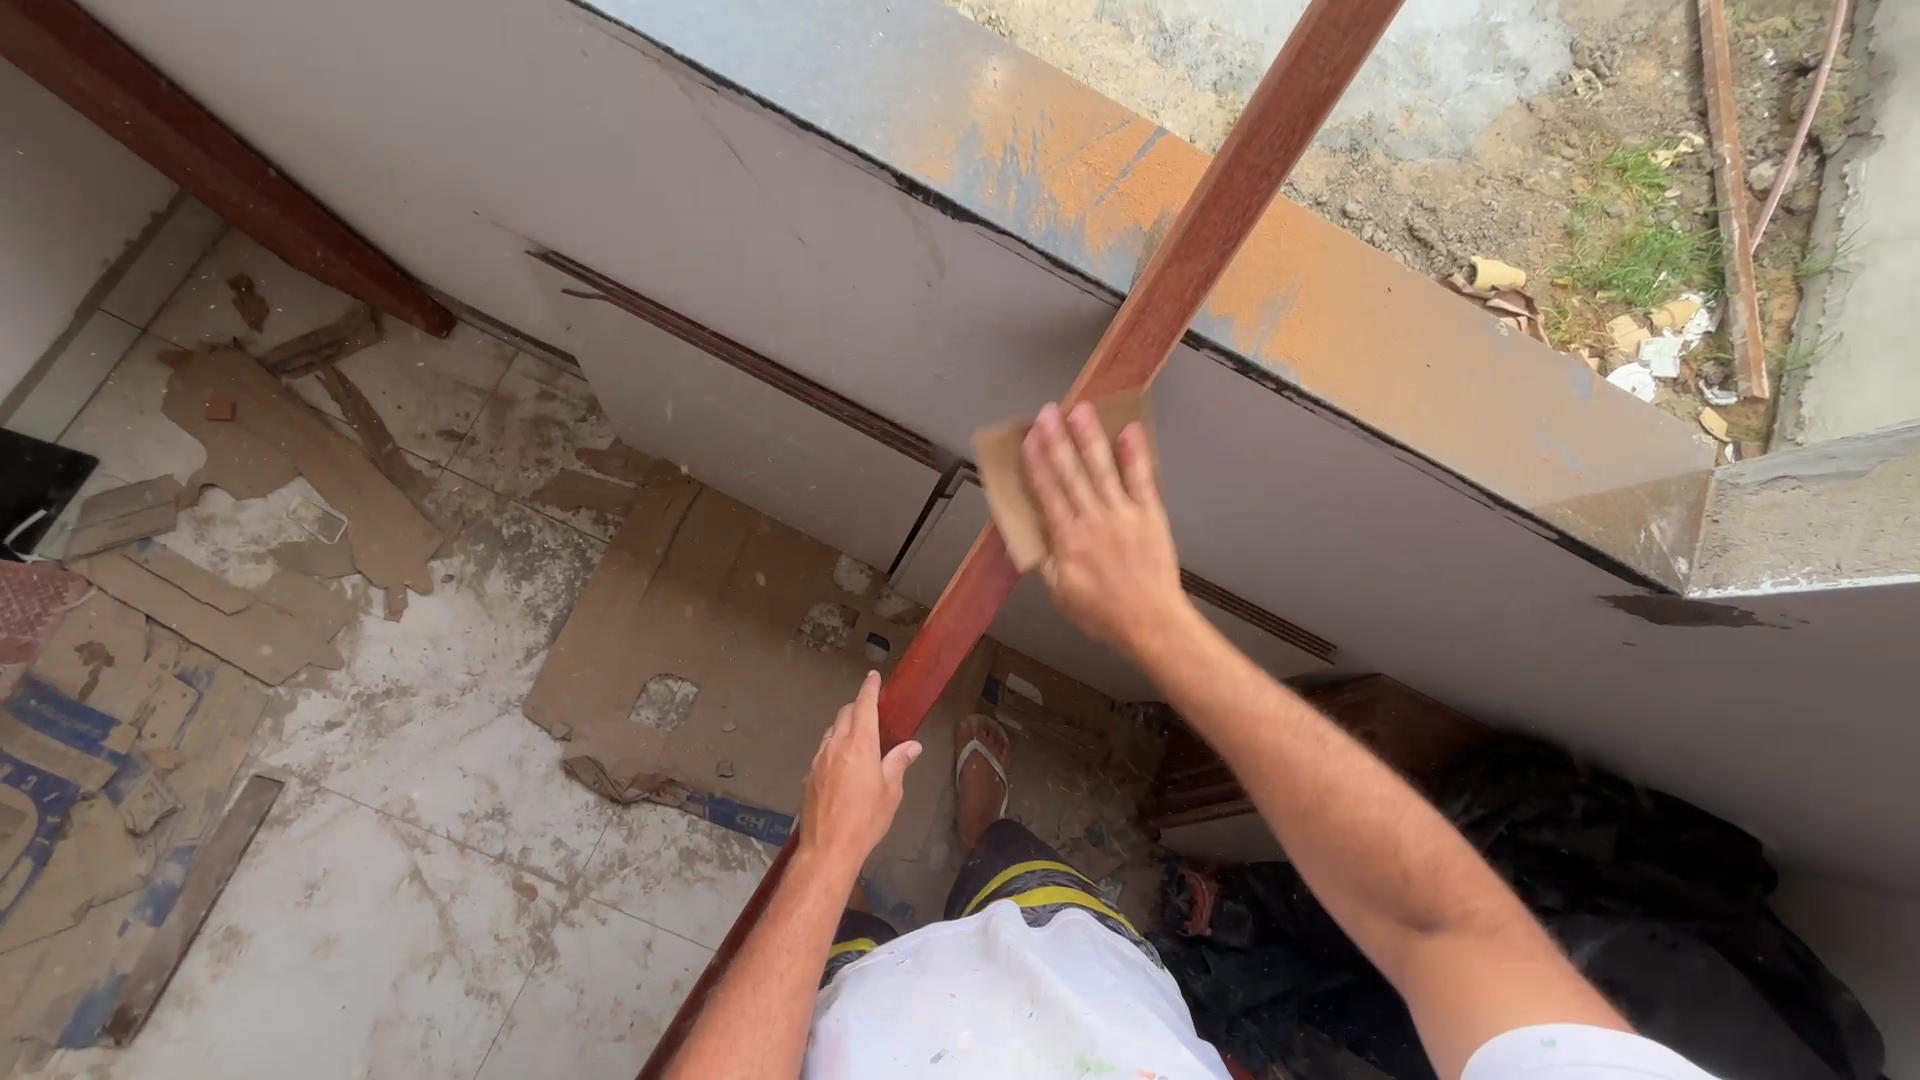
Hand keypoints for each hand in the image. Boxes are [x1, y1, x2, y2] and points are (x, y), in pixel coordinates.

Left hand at [799, 671, 921, 866]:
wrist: (828, 848)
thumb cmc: (866, 820)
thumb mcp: (891, 792)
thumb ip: (898, 763)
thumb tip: (911, 746)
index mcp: (860, 745)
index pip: (864, 706)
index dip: (869, 689)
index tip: (873, 677)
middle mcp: (836, 746)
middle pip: (845, 714)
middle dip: (858, 706)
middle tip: (871, 709)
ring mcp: (819, 760)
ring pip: (831, 731)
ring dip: (844, 726)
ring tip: (859, 737)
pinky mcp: (809, 776)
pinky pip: (823, 751)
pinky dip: (835, 747)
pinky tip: (843, 764)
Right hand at [1023, 401, 1190, 654]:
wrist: (1150, 621)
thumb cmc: (1102, 613)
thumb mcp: (1061, 594)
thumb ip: (1046, 562)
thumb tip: (1029, 539)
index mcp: (1068, 539)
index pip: (1048, 492)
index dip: (1037, 462)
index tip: (1029, 437)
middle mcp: (1094, 519)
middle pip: (1072, 473)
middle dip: (1057, 440)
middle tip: (1048, 412)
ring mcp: (1124, 514)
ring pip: (1103, 469)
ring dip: (1090, 438)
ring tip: (1081, 410)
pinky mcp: (1150, 515)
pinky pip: (1142, 480)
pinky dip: (1135, 456)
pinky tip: (1130, 431)